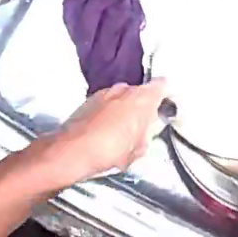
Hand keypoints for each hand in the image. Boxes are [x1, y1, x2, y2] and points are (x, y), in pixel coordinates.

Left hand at [33, 81, 168, 187]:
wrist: (70, 151)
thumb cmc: (110, 150)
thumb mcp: (139, 149)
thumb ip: (148, 133)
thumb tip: (148, 128)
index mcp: (143, 97)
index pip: (163, 85)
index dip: (166, 95)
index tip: (166, 107)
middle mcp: (125, 88)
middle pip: (141, 92)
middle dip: (142, 106)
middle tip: (142, 125)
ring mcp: (105, 91)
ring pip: (122, 97)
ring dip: (124, 108)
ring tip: (120, 130)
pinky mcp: (89, 99)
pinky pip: (107, 102)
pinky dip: (108, 112)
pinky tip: (104, 130)